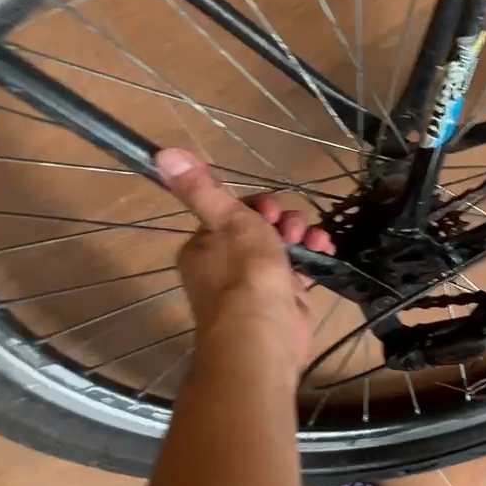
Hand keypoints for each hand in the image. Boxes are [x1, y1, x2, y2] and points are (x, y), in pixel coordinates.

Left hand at [158, 148, 332, 365]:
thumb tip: (161, 152)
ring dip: (304, 236)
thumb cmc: (244, 273)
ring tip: (315, 241)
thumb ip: (204, 189)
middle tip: (292, 229)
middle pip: (263, 227)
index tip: (273, 212)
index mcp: (204, 246)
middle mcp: (224, 264)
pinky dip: (313, 256)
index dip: (260, 206)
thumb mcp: (229, 221)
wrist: (263, 332)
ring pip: (284, 245)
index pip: (235, 212)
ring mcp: (253, 283)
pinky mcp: (280, 297)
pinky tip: (324, 252)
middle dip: (286, 222)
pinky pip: (300, 266)